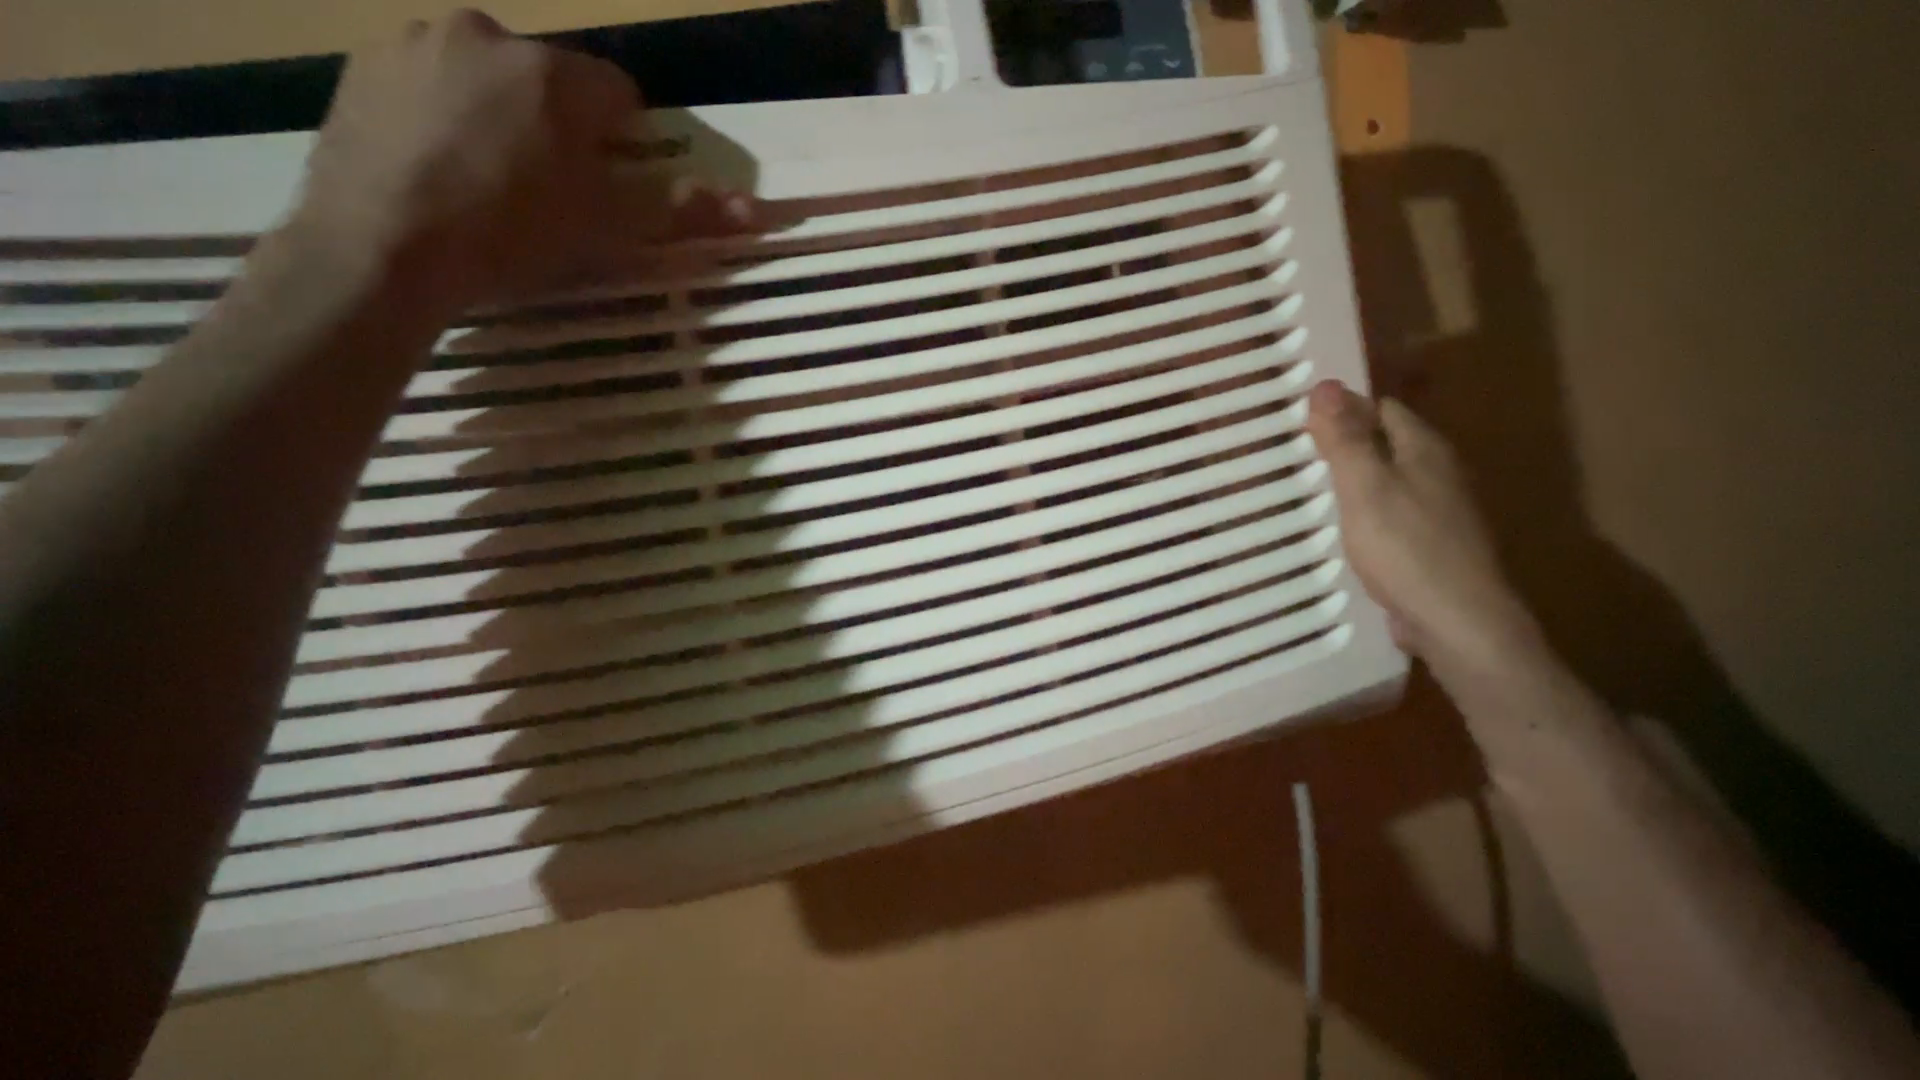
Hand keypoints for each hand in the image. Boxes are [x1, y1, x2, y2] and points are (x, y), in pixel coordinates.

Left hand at [289, 10, 659, 311]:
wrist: (376, 252)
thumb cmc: (506, 237)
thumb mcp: (604, 230)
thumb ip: (678, 212)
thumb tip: (754, 208)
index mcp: (553, 73)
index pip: (618, 94)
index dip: (622, 141)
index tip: (606, 184)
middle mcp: (486, 35)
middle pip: (547, 81)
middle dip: (555, 125)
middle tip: (543, 190)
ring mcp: (415, 43)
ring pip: (484, 77)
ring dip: (496, 115)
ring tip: (482, 181)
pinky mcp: (362, 67)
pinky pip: (426, 83)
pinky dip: (440, 115)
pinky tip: (432, 168)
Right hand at [1306, 380, 1538, 668]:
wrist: (1457, 621)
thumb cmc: (1406, 548)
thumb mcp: (1365, 487)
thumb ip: (1345, 439)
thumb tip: (1326, 385)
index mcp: (1425, 450)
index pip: (1383, 408)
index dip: (1345, 408)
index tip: (1303, 420)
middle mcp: (1441, 473)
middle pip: (1389, 443)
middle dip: (1349, 444)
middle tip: (1301, 456)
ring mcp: (1442, 512)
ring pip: (1393, 481)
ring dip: (1359, 482)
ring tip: (1316, 493)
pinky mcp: (1435, 547)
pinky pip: (1397, 516)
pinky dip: (1371, 516)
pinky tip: (1349, 535)